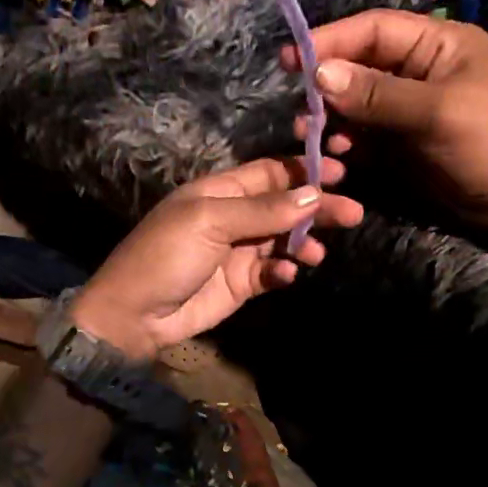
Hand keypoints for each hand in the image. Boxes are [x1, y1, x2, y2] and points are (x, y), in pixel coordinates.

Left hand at [70, 157, 363, 359]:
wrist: (135, 315)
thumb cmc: (166, 255)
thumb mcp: (211, 221)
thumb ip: (263, 209)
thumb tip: (314, 194)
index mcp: (219, 191)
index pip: (270, 173)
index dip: (304, 171)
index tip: (341, 171)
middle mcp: (232, 217)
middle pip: (284, 206)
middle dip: (317, 208)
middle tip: (352, 214)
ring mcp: (237, 252)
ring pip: (283, 240)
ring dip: (304, 243)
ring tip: (316, 254)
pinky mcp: (241, 284)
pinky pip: (272, 273)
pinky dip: (283, 273)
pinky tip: (285, 276)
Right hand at [282, 9, 487, 226]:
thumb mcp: (437, 112)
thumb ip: (377, 94)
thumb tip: (319, 74)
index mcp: (436, 46)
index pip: (374, 31)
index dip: (331, 41)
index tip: (289, 59)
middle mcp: (418, 73)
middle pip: (360, 69)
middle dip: (326, 87)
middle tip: (297, 111)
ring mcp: (409, 113)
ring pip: (357, 108)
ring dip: (331, 121)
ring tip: (308, 138)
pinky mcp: (404, 148)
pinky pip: (365, 141)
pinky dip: (346, 148)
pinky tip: (331, 158)